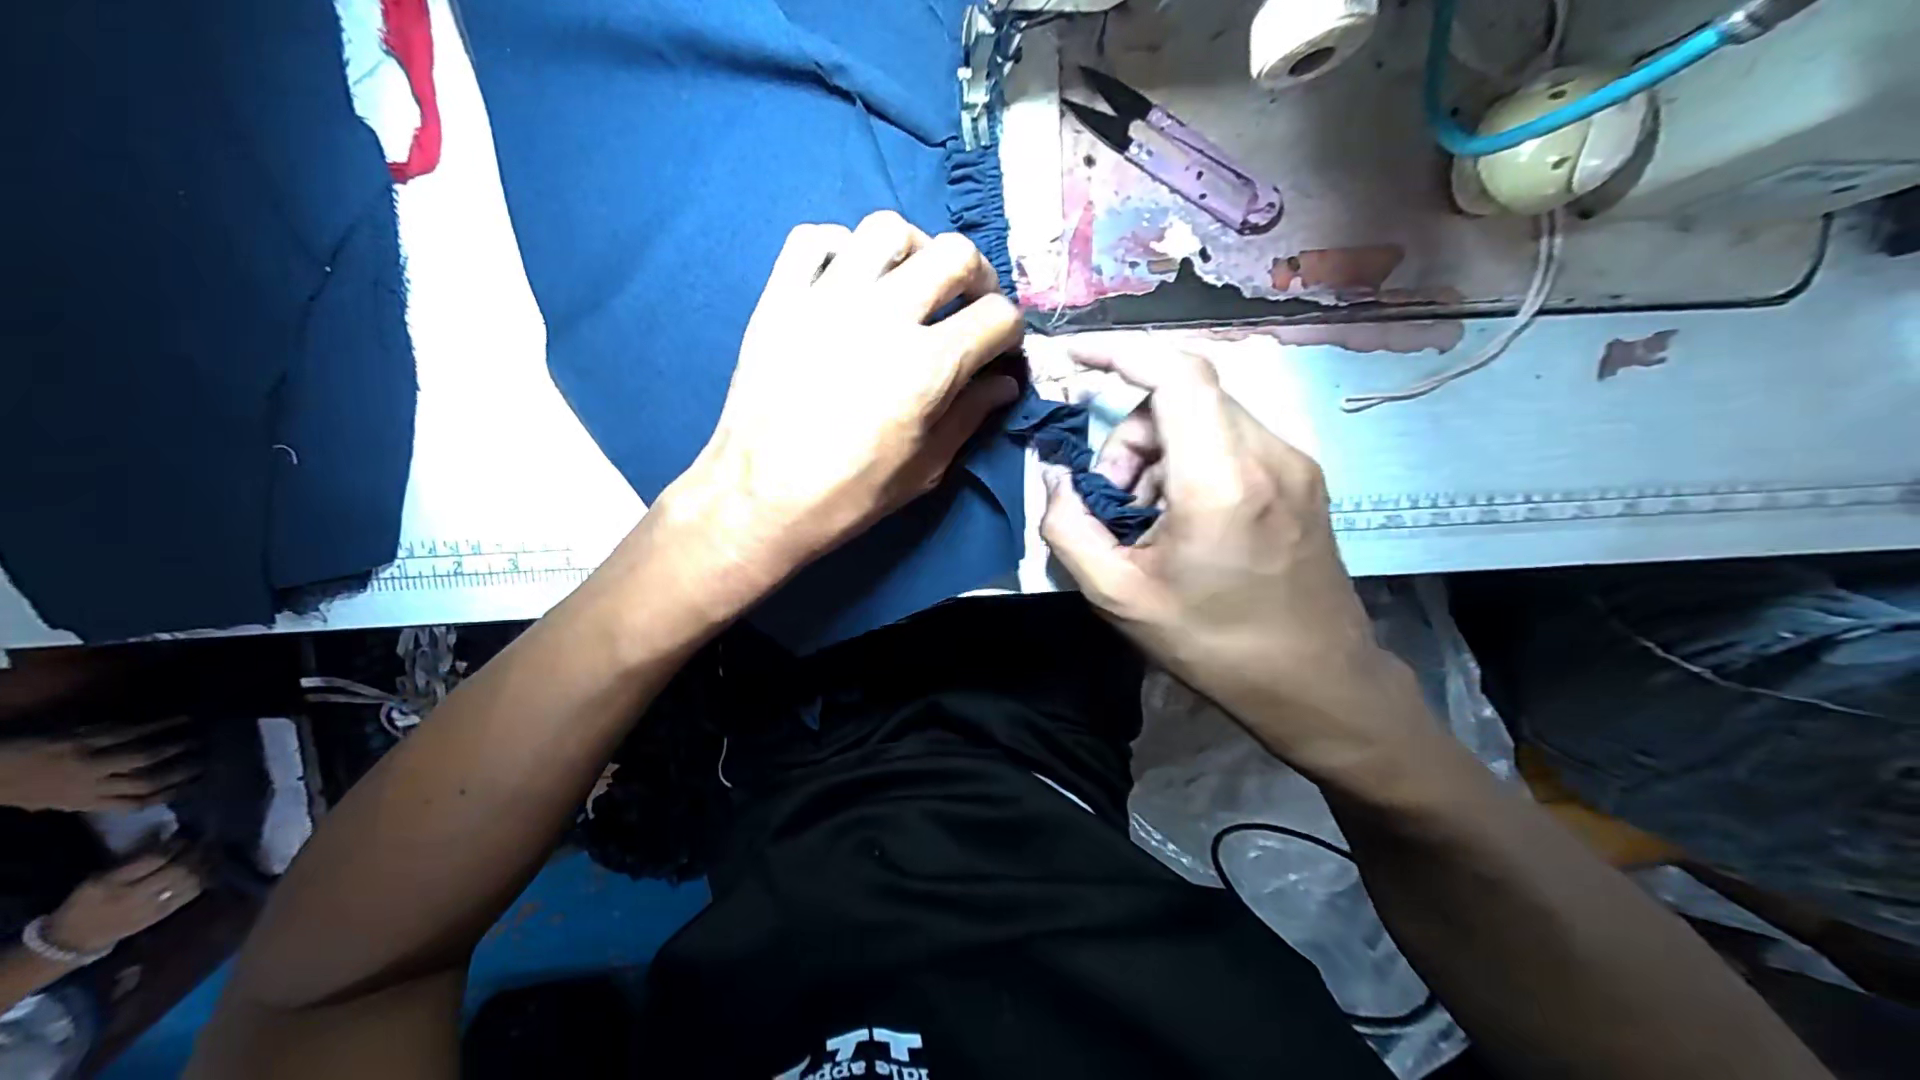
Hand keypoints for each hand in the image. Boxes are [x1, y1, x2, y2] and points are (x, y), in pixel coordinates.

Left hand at [0, 719, 200, 811]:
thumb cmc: (11, 789)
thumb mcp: (46, 801)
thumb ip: (83, 797)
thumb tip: (122, 792)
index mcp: (81, 802)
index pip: (136, 803)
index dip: (171, 794)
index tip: (196, 783)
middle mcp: (90, 785)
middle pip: (148, 780)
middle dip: (182, 769)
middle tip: (207, 758)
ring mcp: (87, 761)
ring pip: (144, 756)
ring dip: (176, 745)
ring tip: (198, 736)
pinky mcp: (83, 740)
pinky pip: (130, 732)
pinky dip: (160, 724)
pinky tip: (180, 718)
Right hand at [44, 849, 205, 955]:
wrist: (73, 940)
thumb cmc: (84, 904)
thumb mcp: (97, 879)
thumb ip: (131, 861)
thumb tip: (165, 839)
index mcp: (113, 883)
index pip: (154, 859)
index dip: (175, 845)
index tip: (184, 837)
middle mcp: (135, 895)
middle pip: (178, 869)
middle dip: (194, 853)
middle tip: (203, 842)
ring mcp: (152, 906)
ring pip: (189, 881)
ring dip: (203, 865)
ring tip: (209, 853)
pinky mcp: (162, 915)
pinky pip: (190, 894)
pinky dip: (202, 880)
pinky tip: (207, 870)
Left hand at [656, 212, 1023, 611]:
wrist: (759, 499)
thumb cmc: (848, 495)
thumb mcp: (925, 469)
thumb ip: (970, 416)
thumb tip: (1002, 383)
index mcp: (928, 366)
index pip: (997, 317)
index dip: (1010, 333)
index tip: (999, 349)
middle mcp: (884, 316)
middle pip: (955, 255)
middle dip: (978, 278)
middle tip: (968, 305)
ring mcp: (827, 298)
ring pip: (887, 229)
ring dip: (914, 250)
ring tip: (910, 281)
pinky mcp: (781, 297)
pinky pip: (814, 238)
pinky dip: (842, 247)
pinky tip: (849, 278)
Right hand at [1039, 345, 1435, 786]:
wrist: (1318, 684)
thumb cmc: (1215, 645)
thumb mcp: (1120, 596)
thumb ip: (1069, 528)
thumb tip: (1053, 479)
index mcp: (1221, 479)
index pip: (1174, 372)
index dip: (1118, 351)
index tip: (1073, 357)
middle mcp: (1267, 453)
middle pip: (1183, 392)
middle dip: (1129, 428)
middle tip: (1110, 494)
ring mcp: (1294, 462)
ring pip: (1207, 414)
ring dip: (1158, 447)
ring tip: (1145, 515)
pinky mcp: (1303, 477)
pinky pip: (1232, 439)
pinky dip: (1190, 459)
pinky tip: (1182, 517)